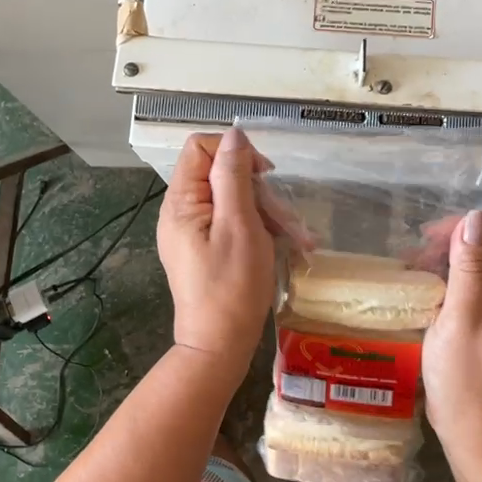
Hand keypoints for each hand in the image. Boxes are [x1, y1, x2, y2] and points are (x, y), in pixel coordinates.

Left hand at [157, 129, 276, 362]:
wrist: (218, 347)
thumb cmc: (232, 286)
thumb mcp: (239, 225)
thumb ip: (234, 176)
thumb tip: (234, 134)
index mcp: (182, 202)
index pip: (201, 147)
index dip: (236, 153)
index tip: (265, 176)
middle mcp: (181, 212)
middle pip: (222, 175)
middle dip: (261, 192)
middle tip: (290, 221)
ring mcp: (192, 232)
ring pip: (234, 201)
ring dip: (269, 214)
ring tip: (300, 240)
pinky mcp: (205, 249)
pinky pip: (233, 225)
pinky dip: (260, 231)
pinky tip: (289, 247)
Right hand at [422, 210, 481, 457]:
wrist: (475, 437)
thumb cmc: (465, 379)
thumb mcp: (461, 318)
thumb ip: (468, 268)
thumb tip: (474, 219)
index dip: (464, 230)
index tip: (426, 241)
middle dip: (453, 247)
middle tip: (415, 261)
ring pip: (480, 274)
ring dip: (449, 267)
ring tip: (416, 277)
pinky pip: (475, 296)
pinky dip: (452, 289)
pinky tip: (429, 298)